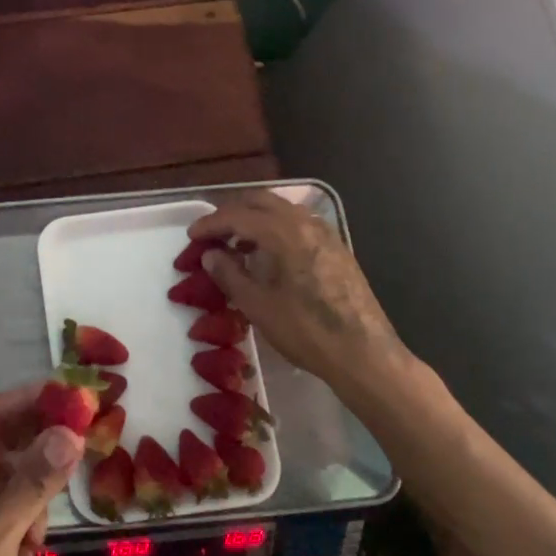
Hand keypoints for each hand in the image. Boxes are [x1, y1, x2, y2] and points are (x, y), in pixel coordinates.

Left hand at [0, 385, 83, 555]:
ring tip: (33, 542)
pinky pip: (4, 512)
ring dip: (31, 506)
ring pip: (9, 481)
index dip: (31, 400)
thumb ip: (33, 482)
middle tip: (79, 455)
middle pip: (3, 444)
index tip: (75, 395)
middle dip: (38, 459)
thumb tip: (70, 430)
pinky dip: (21, 529)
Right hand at [188, 190, 407, 388]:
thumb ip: (230, 275)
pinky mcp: (337, 248)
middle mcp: (306, 223)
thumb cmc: (306, 332)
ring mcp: (326, 233)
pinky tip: (268, 254)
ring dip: (255, 219)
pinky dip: (276, 228)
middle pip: (261, 201)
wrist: (364, 354)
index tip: (191, 236)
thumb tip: (210, 254)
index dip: (211, 224)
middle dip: (232, 213)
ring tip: (236, 245)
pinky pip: (299, 223)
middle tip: (211, 234)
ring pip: (282, 210)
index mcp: (284, 233)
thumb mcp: (258, 306)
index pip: (238, 216)